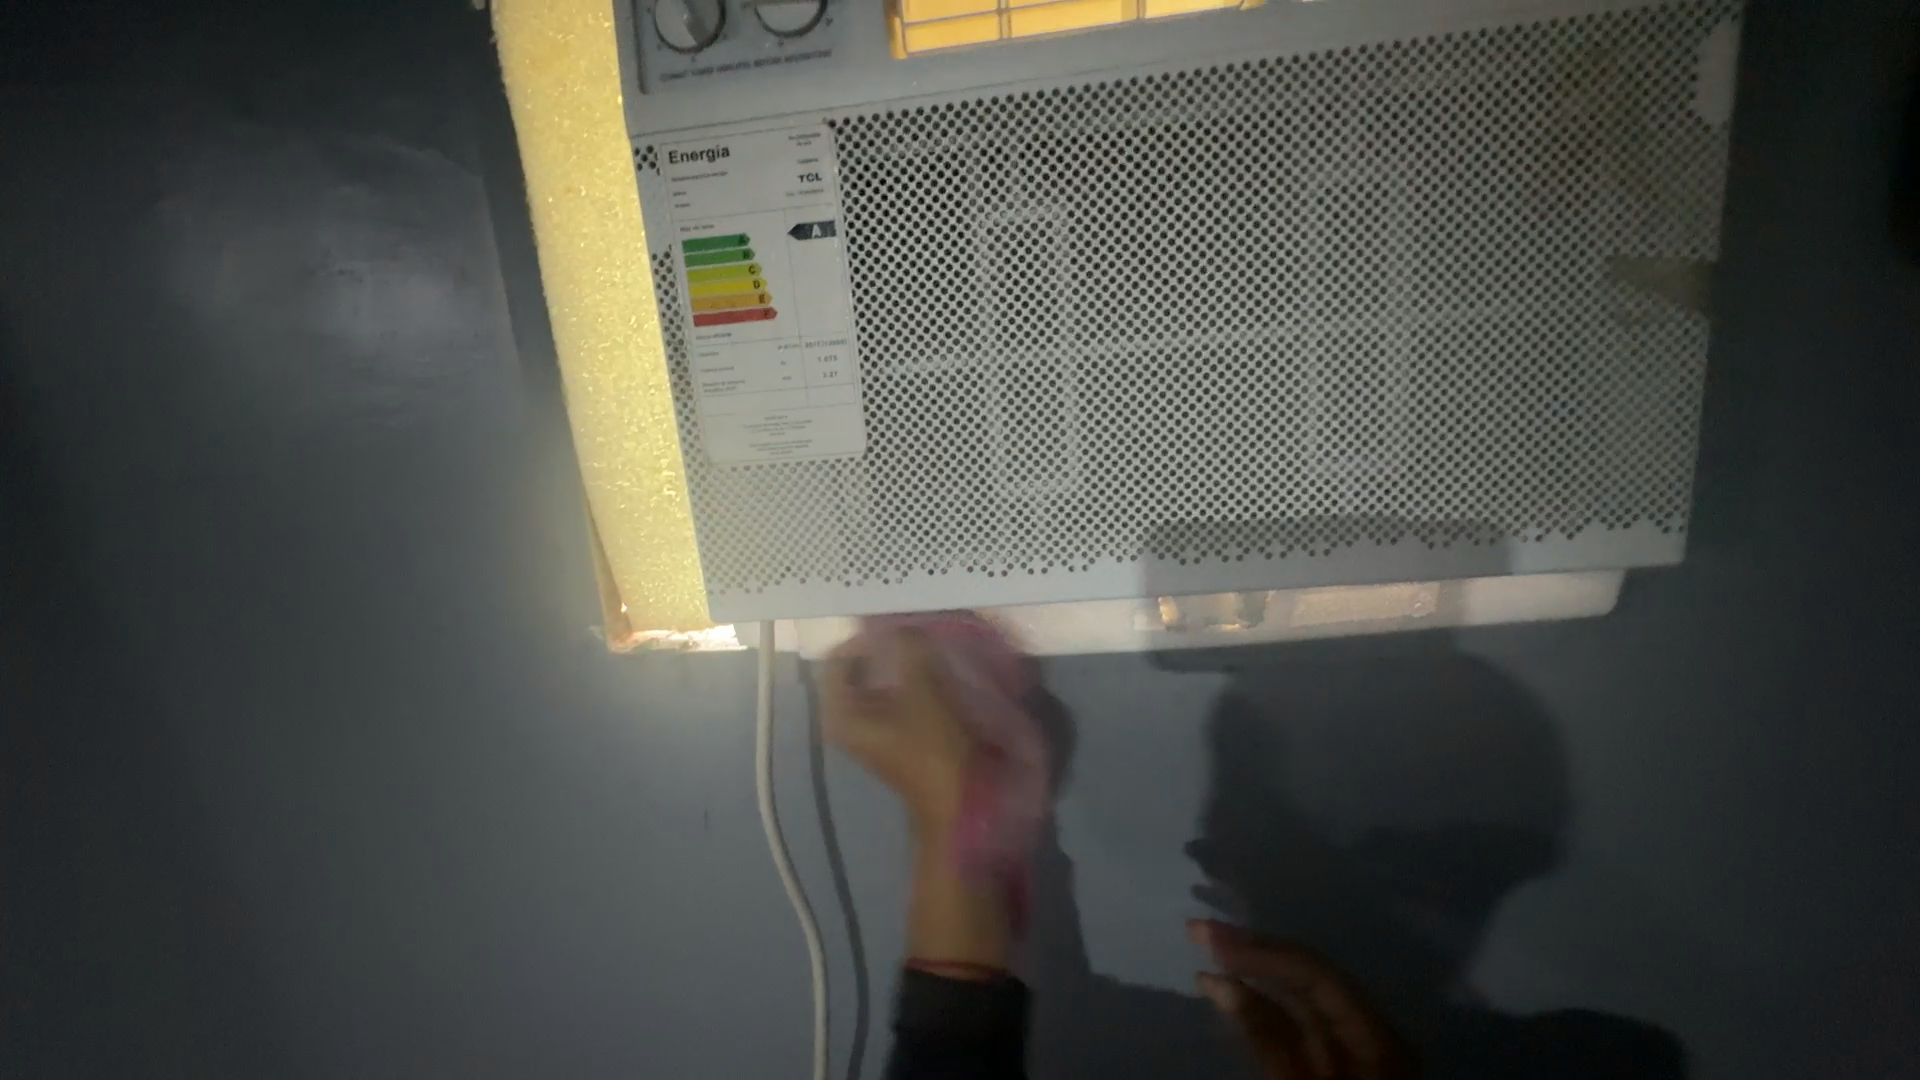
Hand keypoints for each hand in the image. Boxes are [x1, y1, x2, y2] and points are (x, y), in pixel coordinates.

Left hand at [822, 629, 971, 838]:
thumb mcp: (922, 691)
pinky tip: (936, 665)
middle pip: (860, 667)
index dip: (865, 638)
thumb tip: (903, 624)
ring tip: (928, 641)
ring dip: (903, 660)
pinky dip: (913, 677)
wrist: (959, 802)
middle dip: (887, 646)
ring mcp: (875, 727)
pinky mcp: (899, 731)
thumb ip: (909, 650)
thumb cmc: (932, 748)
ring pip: (882, 678)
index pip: (838, 657)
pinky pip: (899, 692)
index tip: (897, 624)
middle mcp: (850, 720)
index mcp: (840, 714)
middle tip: (914, 627)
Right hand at [1190, 919, 1411, 1079]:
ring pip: (1297, 996)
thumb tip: (1219, 981)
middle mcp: (1368, 1029)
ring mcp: (1353, 1050)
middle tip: (1197, 930)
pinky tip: (1227, 991)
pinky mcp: (1333, 1068)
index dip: (1261, 951)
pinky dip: (1258, 1005)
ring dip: (1249, 973)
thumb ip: (1266, 1039)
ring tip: (1203, 954)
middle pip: (1305, 975)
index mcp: (1375, 1034)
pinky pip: (1294, 1023)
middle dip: (1251, 951)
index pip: (1312, 972)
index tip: (1211, 941)